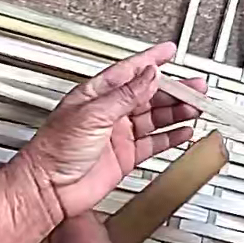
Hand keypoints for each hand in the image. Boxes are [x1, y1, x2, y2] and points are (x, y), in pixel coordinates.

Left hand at [8, 44, 204, 221]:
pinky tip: (185, 132)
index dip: (151, 60)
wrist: (47, 191)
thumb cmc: (54, 151)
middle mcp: (111, 112)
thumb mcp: (93, 114)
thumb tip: (150, 74)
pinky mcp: (127, 155)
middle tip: (196, 88)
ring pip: (157, 117)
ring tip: (196, 108)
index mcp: (98, 96)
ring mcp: (120, 134)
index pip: (130, 71)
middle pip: (151, 95)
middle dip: (176, 90)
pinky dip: (173, 136)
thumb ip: (126, 94)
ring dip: (178, 111)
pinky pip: (156, 142)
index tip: (169, 51)